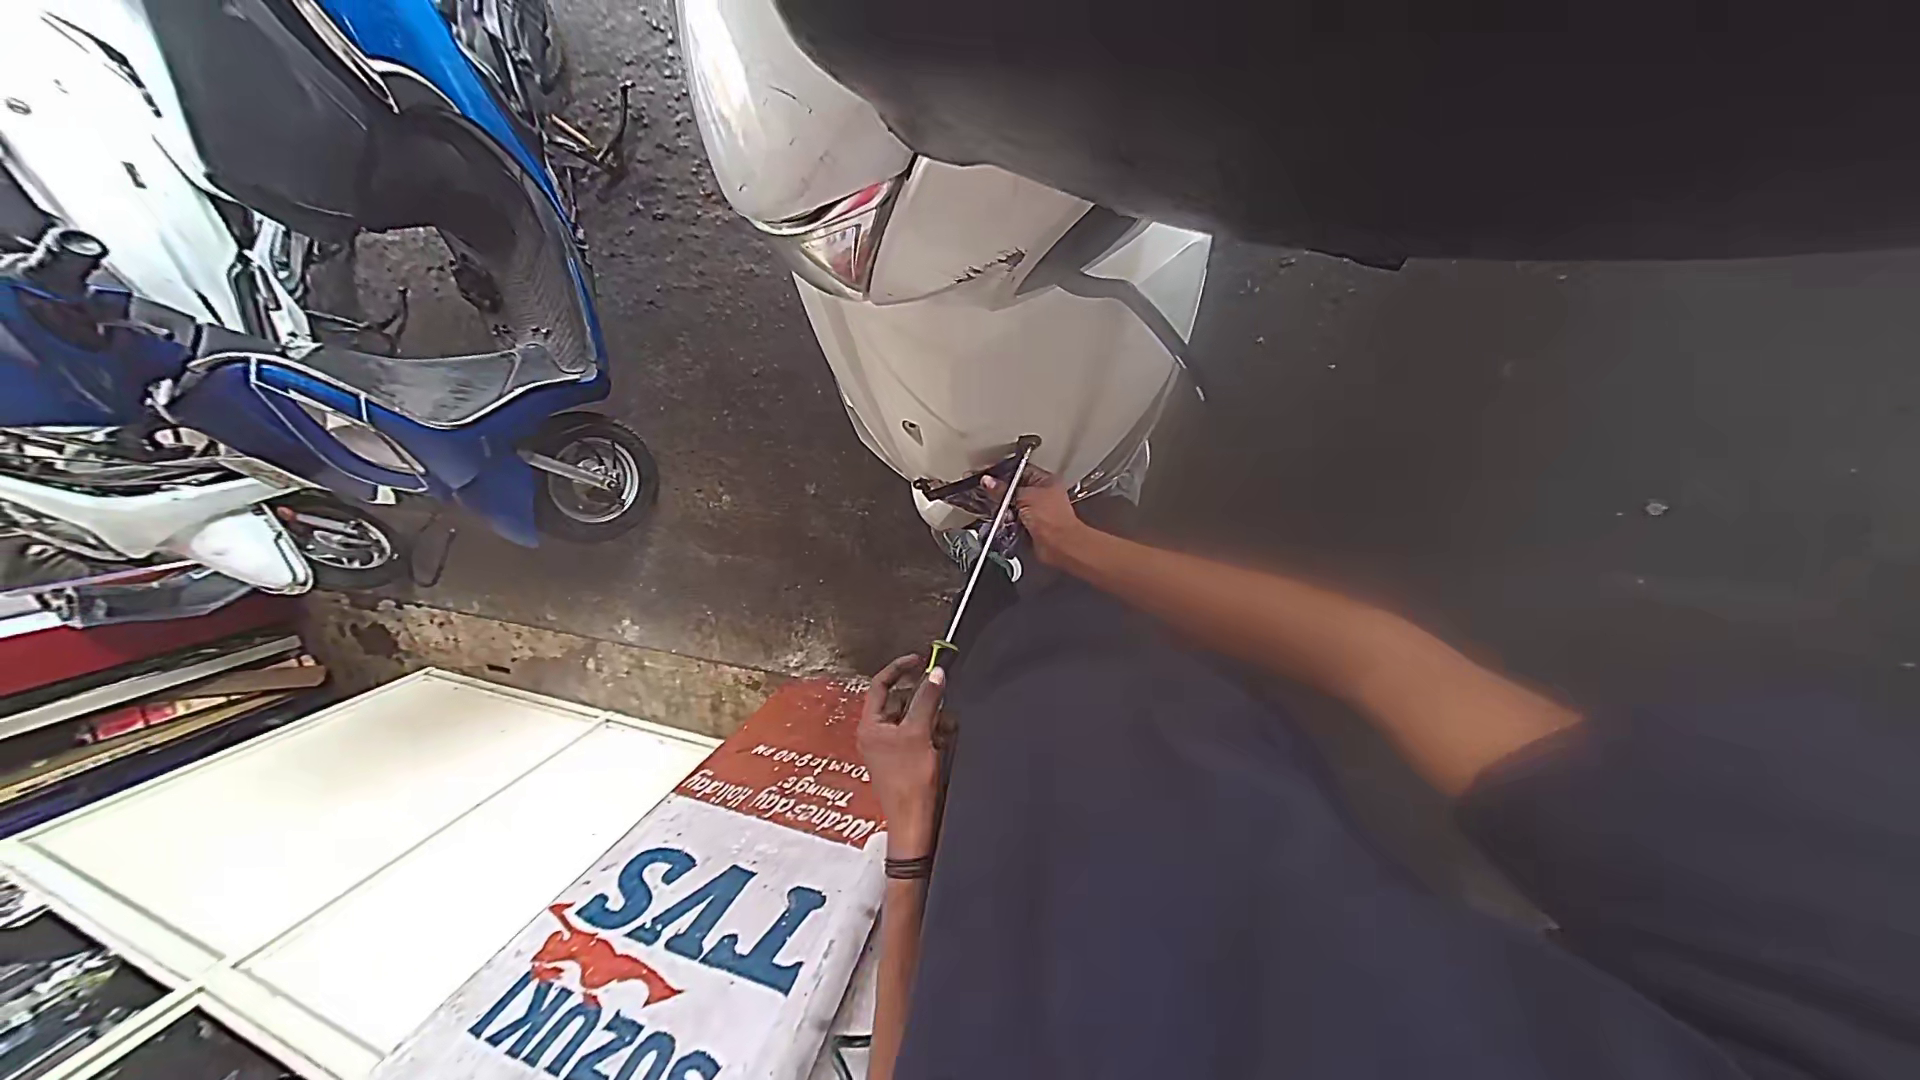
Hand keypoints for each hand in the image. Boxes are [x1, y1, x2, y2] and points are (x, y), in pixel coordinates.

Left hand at [858, 655, 944, 856]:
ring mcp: (891, 746)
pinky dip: (934, 733)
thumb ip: (927, 699)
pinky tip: (943, 742)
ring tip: (942, 730)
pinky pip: (921, 733)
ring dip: (932, 718)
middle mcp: (877, 734)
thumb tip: (935, 674)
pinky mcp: (906, 757)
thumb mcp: (919, 733)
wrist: (915, 821)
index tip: (919, 660)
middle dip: (924, 700)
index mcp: (870, 726)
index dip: (900, 668)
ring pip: (915, 717)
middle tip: (939, 702)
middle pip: (902, 700)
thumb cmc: (908, 785)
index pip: (881, 684)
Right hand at [984, 467, 1086, 566]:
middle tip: (996, 498)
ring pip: (1012, 508)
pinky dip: (1008, 524)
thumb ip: (1003, 489)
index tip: (989, 478)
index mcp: (1046, 481)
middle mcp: (1042, 496)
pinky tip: (1006, 524)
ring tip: (1005, 514)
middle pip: (1015, 491)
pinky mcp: (1030, 528)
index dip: (1005, 474)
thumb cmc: (1051, 517)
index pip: (1021, 471)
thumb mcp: (1024, 496)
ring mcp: (1036, 513)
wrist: (1058, 545)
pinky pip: (1012, 522)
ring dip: (1006, 512)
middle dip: (1004, 496)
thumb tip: (988, 481)